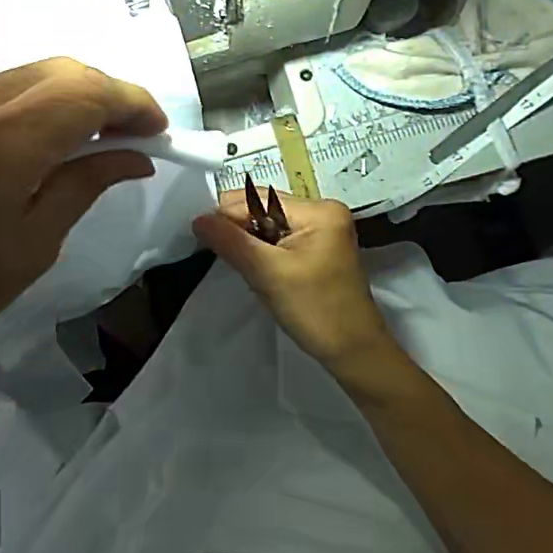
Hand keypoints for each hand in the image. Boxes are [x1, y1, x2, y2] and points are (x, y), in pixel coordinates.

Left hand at [0, 58, 167, 455]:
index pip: (83, 94)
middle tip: (135, 134)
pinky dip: (35, 104)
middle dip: (106, 94)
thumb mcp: (33, 247)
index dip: (131, 103)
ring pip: (28, 75)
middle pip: (58, 71)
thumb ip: (86, 184)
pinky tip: (49, 138)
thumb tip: (135, 156)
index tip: (159, 129)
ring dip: (72, 97)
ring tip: (99, 137)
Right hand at [191, 192, 399, 374]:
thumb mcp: (268, 274)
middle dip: (237, 229)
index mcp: (319, 209)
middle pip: (263, 208)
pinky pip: (279, 239)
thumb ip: (231, 242)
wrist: (355, 352)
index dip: (225, 216)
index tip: (199, 237)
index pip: (257, 200)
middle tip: (215, 252)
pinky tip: (255, 269)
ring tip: (237, 264)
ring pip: (268, 225)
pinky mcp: (318, 249)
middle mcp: (323, 211)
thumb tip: (198, 219)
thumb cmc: (316, 311)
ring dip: (248, 242)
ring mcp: (322, 230)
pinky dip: (262, 251)